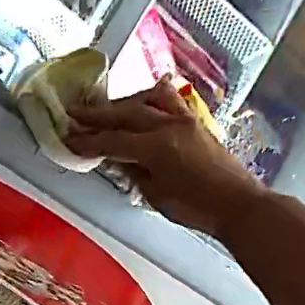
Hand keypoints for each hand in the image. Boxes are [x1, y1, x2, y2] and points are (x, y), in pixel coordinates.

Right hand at [67, 77, 264, 237]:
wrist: (237, 203)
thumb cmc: (195, 207)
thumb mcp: (154, 194)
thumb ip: (132, 171)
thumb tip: (114, 158)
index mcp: (156, 147)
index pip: (112, 140)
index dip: (88, 141)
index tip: (68, 139)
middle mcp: (169, 125)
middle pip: (125, 113)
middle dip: (97, 114)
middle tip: (73, 112)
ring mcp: (184, 119)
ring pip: (147, 99)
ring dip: (122, 101)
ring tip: (105, 107)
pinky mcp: (195, 120)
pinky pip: (169, 99)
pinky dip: (150, 97)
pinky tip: (142, 100)